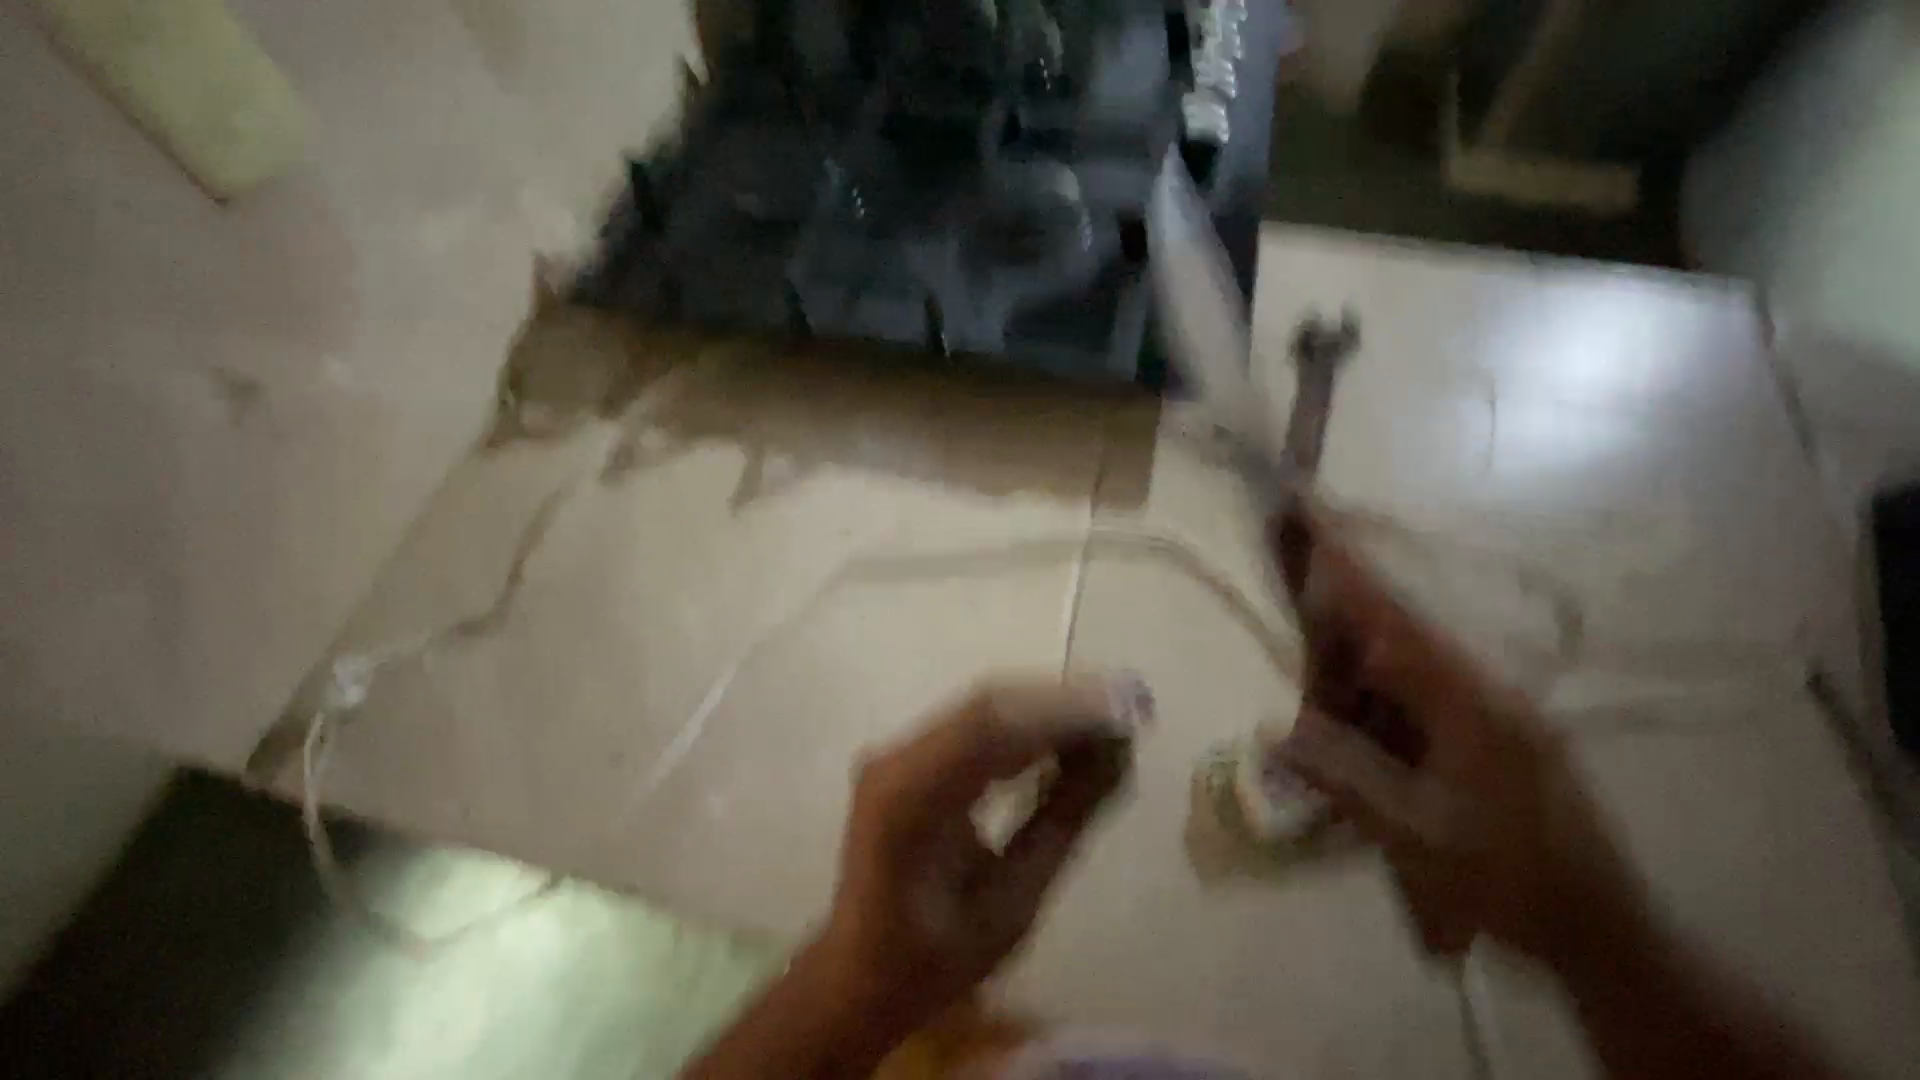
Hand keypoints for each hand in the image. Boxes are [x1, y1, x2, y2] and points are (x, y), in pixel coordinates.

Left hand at [812, 675, 1144, 1040]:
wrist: (859, 971)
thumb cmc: (934, 958)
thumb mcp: (1013, 904)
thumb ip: (1063, 822)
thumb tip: (1117, 756)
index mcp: (908, 799)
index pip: (992, 728)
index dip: (1065, 710)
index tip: (1130, 712)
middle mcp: (894, 759)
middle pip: (989, 706)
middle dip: (1066, 703)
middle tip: (1135, 709)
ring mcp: (897, 754)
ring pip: (985, 709)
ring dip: (1050, 711)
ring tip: (1115, 722)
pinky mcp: (910, 758)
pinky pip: (975, 728)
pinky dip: (1027, 728)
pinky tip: (1069, 738)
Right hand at [1275, 517, 1647, 967]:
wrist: (1604, 933)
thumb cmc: (1513, 877)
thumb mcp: (1418, 836)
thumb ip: (1345, 777)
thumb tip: (1279, 731)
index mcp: (1467, 699)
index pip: (1392, 617)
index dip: (1348, 566)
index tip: (1313, 513)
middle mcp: (1475, 691)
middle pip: (1386, 646)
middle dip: (1334, 658)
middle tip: (1304, 705)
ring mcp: (1483, 714)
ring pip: (1396, 680)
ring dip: (1352, 702)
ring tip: (1330, 748)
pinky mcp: (1484, 738)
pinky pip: (1412, 709)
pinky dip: (1375, 725)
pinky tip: (1363, 766)